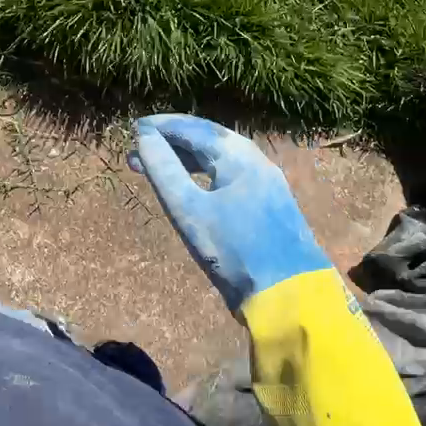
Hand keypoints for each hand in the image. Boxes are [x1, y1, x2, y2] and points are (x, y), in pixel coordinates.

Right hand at [131, 114, 330, 312]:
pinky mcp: (270, 200)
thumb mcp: (189, 211)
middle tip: (140, 147)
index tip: (134, 129)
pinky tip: (191, 184)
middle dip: (172, 140)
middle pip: (208, 137)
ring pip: (219, 155)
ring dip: (186, 156)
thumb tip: (144, 138)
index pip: (193, 128)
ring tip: (158, 166)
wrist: (291, 298)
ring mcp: (266, 179)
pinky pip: (230, 172)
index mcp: (238, 156)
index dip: (161, 127)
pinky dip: (204, 170)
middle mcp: (255, 159)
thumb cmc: (233, 251)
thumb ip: (164, 170)